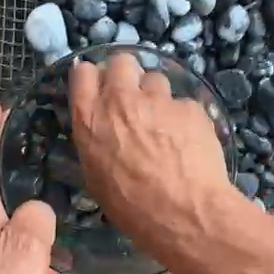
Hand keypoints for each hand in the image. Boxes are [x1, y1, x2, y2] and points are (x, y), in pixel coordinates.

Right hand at [69, 53, 246, 272]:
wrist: (184, 212)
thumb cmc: (131, 206)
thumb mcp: (96, 176)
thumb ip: (96, 141)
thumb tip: (103, 131)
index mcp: (90, 119)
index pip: (83, 72)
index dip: (94, 78)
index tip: (100, 89)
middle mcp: (121, 100)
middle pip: (121, 61)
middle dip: (127, 74)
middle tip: (134, 98)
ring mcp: (158, 100)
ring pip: (156, 79)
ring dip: (157, 96)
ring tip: (165, 124)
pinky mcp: (190, 106)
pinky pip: (183, 103)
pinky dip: (184, 118)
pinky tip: (189, 141)